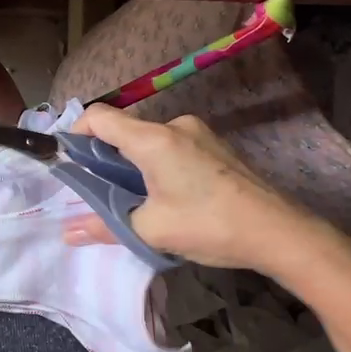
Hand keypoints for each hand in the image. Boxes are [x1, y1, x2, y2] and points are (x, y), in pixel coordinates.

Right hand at [61, 105, 332, 273]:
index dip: (75, 133)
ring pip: (148, 140)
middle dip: (103, 156)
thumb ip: (104, 226)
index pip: (99, 117)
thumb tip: (67, 234)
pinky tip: (165, 197)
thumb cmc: (211, 225)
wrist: (283, 234)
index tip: (67, 160)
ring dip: (132, 163)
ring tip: (132, 198)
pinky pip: (171, 148)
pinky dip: (156, 165)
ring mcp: (199, 135)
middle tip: (97, 189)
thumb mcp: (151, 230)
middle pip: (123, 129)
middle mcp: (175, 127)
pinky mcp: (216, 148)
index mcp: (153, 140)